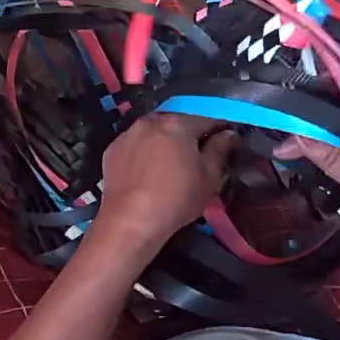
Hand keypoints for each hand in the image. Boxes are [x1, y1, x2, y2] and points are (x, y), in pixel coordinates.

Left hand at [94, 114, 236, 251]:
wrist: (130, 220)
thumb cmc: (176, 199)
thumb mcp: (208, 177)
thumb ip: (219, 150)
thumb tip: (228, 134)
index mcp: (177, 124)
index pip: (207, 119)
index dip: (220, 129)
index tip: (226, 141)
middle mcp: (150, 121)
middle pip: (177, 123)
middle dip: (189, 135)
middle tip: (198, 156)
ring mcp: (127, 135)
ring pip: (154, 132)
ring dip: (165, 142)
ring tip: (171, 163)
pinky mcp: (112, 150)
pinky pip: (135, 145)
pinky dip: (144, 152)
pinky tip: (148, 171)